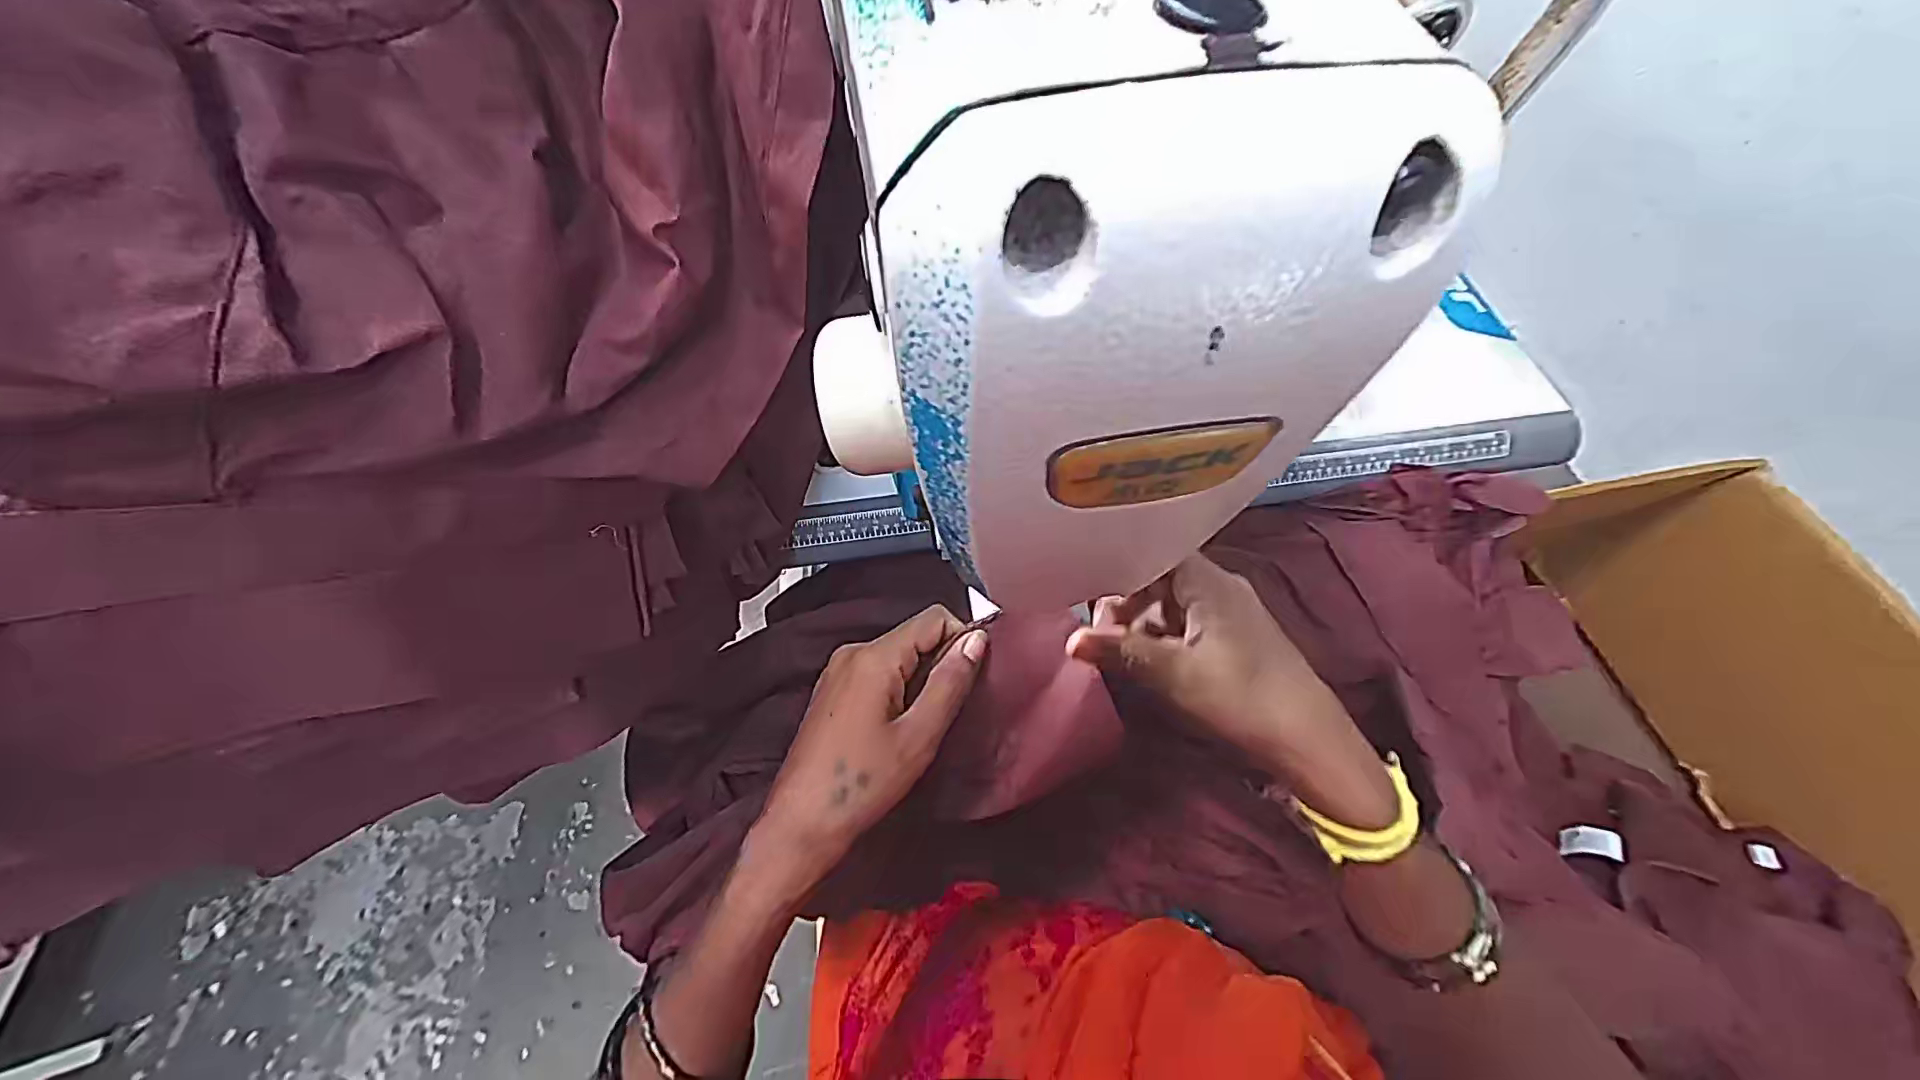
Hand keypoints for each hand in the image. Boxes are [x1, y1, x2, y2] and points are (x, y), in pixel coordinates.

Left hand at [751, 605, 987, 894]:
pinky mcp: (833, 690)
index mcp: (873, 657)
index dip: (962, 639)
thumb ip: (950, 682)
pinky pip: (879, 672)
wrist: (801, 823)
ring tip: (922, 725)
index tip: (973, 677)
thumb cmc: (860, 785)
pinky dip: (899, 689)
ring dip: (921, 679)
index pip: (934, 617)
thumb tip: (976, 639)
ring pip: (899, 654)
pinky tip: (898, 728)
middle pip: (915, 635)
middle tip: (948, 710)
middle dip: (941, 663)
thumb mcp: (919, 735)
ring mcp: (838, 670)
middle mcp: (852, 653)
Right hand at [1067, 555, 1397, 828]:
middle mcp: (1221, 586)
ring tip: (1122, 654)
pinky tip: (1150, 662)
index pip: (1155, 552)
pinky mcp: (1235, 636)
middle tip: (1103, 636)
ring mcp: (1230, 611)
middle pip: (1160, 578)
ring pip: (1171, 603)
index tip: (1091, 593)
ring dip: (1143, 625)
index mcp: (1210, 582)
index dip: (1120, 568)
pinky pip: (1187, 623)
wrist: (1309, 741)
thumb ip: (1121, 651)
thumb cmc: (1241, 698)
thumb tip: (1070, 640)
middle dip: (1126, 604)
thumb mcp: (1174, 674)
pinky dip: (1164, 638)